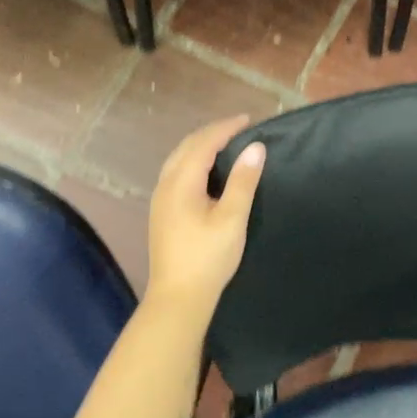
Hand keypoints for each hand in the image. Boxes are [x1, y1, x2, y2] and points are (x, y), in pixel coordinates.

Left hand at [145, 115, 264, 313]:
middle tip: (240, 128)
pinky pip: (177, 172)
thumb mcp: (232, 218)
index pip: (203, 143)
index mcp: (181, 183)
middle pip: (186, 147)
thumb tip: (256, 147)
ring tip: (226, 143)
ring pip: (178, 159)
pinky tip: (207, 170)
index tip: (249, 120)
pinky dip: (194, 160)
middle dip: (212, 132)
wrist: (178, 297)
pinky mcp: (162, 212)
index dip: (226, 128)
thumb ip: (243, 181)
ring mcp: (160, 200)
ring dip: (201, 145)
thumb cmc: (208, 257)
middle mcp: (165, 185)